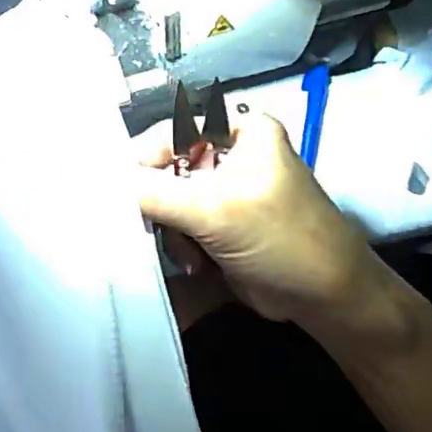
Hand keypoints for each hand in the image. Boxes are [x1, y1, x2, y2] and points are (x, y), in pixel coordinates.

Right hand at [135, 113, 415, 344]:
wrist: (327, 300)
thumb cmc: (282, 241)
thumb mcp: (215, 210)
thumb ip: (153, 193)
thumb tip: (103, 183)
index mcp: (238, 131)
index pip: (170, 133)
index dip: (141, 161)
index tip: (116, 193)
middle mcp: (229, 153)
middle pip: (166, 168)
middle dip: (158, 204)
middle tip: (154, 231)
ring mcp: (224, 189)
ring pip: (168, 200)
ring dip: (171, 231)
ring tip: (190, 256)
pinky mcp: (220, 222)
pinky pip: (180, 224)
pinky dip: (180, 244)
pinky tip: (196, 265)